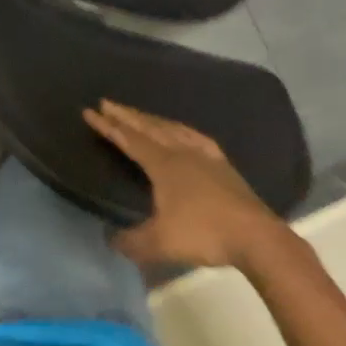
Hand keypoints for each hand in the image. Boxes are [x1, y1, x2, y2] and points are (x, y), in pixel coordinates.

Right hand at [84, 100, 291, 269]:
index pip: (129, 139)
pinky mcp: (222, 164)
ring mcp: (204, 155)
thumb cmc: (204, 234)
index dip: (108, 126)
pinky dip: (181, 128)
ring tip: (138, 113)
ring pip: (171, 128)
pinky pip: (195, 137)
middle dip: (125, 114)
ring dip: (151, 118)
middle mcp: (181, 152)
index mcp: (162, 164)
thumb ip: (131, 241)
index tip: (89, 111)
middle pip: (148, 127)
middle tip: (107, 102)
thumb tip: (110, 238)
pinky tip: (182, 130)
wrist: (256, 237)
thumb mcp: (160, 243)